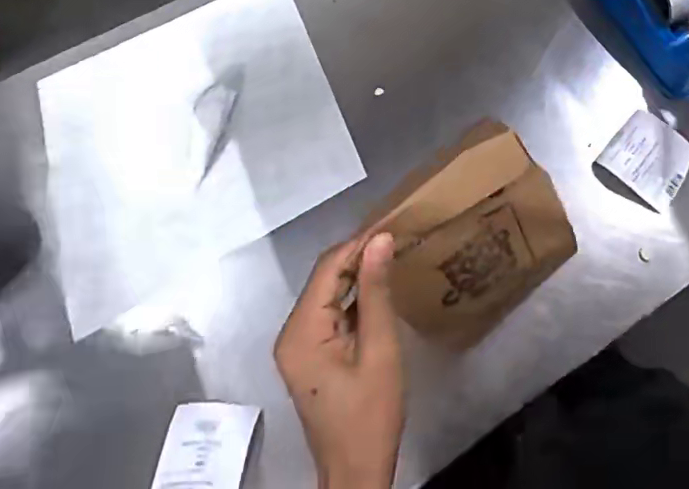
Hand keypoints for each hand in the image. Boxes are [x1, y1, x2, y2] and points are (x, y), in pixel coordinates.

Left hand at [275, 234, 404, 488]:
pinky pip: (331, 310)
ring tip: (393, 252)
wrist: (356, 471)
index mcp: (301, 332)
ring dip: (358, 272)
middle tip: (397, 235)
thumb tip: (381, 239)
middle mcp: (291, 332)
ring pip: (328, 290)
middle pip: (325, 277)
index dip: (358, 242)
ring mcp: (299, 344)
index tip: (393, 224)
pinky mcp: (311, 352)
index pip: (328, 268)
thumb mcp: (380, 348)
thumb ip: (377, 291)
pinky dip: (354, 295)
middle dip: (358, 254)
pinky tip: (380, 284)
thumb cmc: (370, 413)